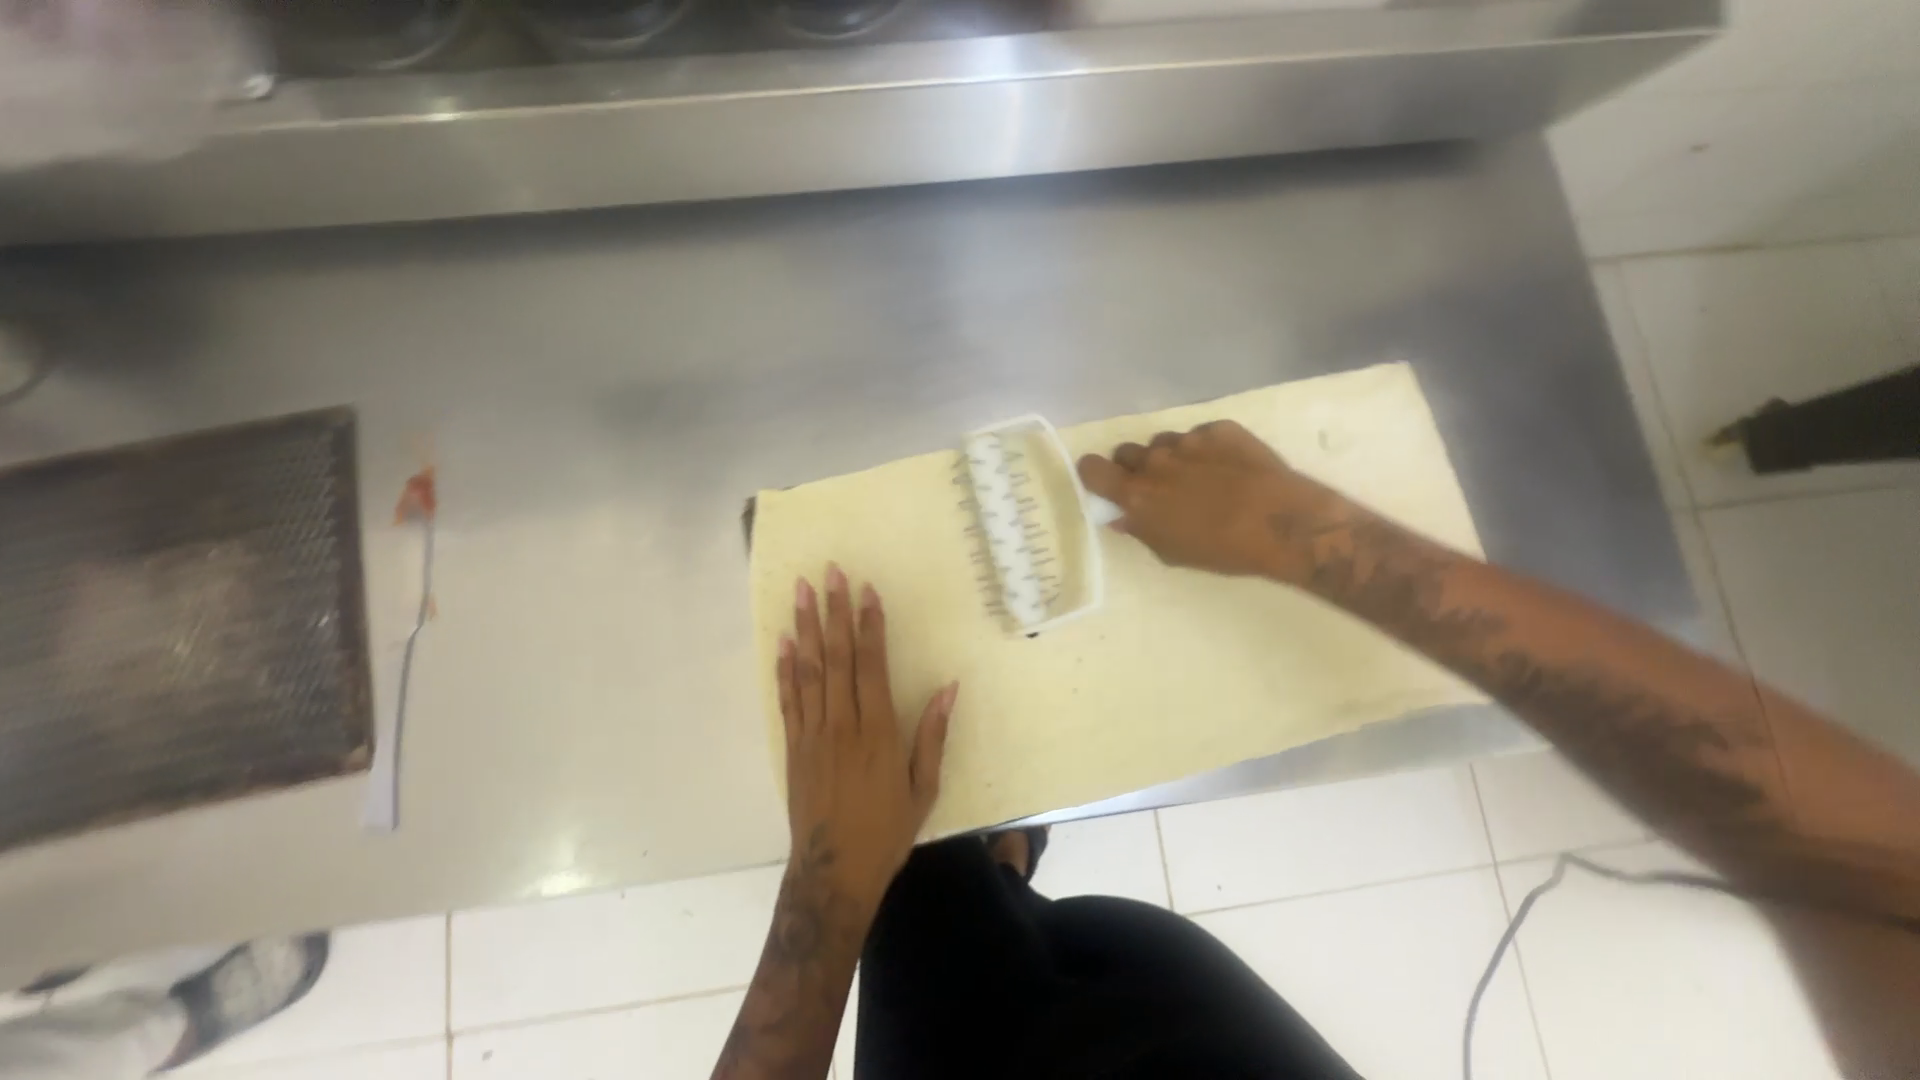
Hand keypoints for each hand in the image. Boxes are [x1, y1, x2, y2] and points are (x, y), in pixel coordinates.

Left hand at [779, 566, 957, 910]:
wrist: (834, 872)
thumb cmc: (887, 831)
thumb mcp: (923, 789)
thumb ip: (932, 736)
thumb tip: (948, 689)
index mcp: (878, 732)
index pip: (872, 665)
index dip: (869, 625)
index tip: (866, 590)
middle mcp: (843, 724)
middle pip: (837, 657)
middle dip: (833, 612)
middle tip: (829, 573)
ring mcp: (813, 734)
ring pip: (809, 670)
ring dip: (805, 628)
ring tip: (800, 592)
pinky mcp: (793, 747)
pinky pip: (788, 699)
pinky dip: (784, 668)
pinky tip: (783, 642)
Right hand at [1077, 420, 1346, 584]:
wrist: (1284, 524)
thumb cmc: (1223, 550)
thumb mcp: (1172, 553)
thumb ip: (1141, 530)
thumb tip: (1123, 516)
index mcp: (1137, 495)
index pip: (1092, 468)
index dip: (1094, 474)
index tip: (1106, 484)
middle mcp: (1156, 461)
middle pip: (1126, 452)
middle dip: (1134, 468)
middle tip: (1157, 487)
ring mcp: (1188, 440)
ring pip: (1164, 443)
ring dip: (1170, 457)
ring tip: (1199, 478)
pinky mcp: (1219, 429)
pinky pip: (1200, 435)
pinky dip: (1206, 450)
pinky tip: (1229, 469)